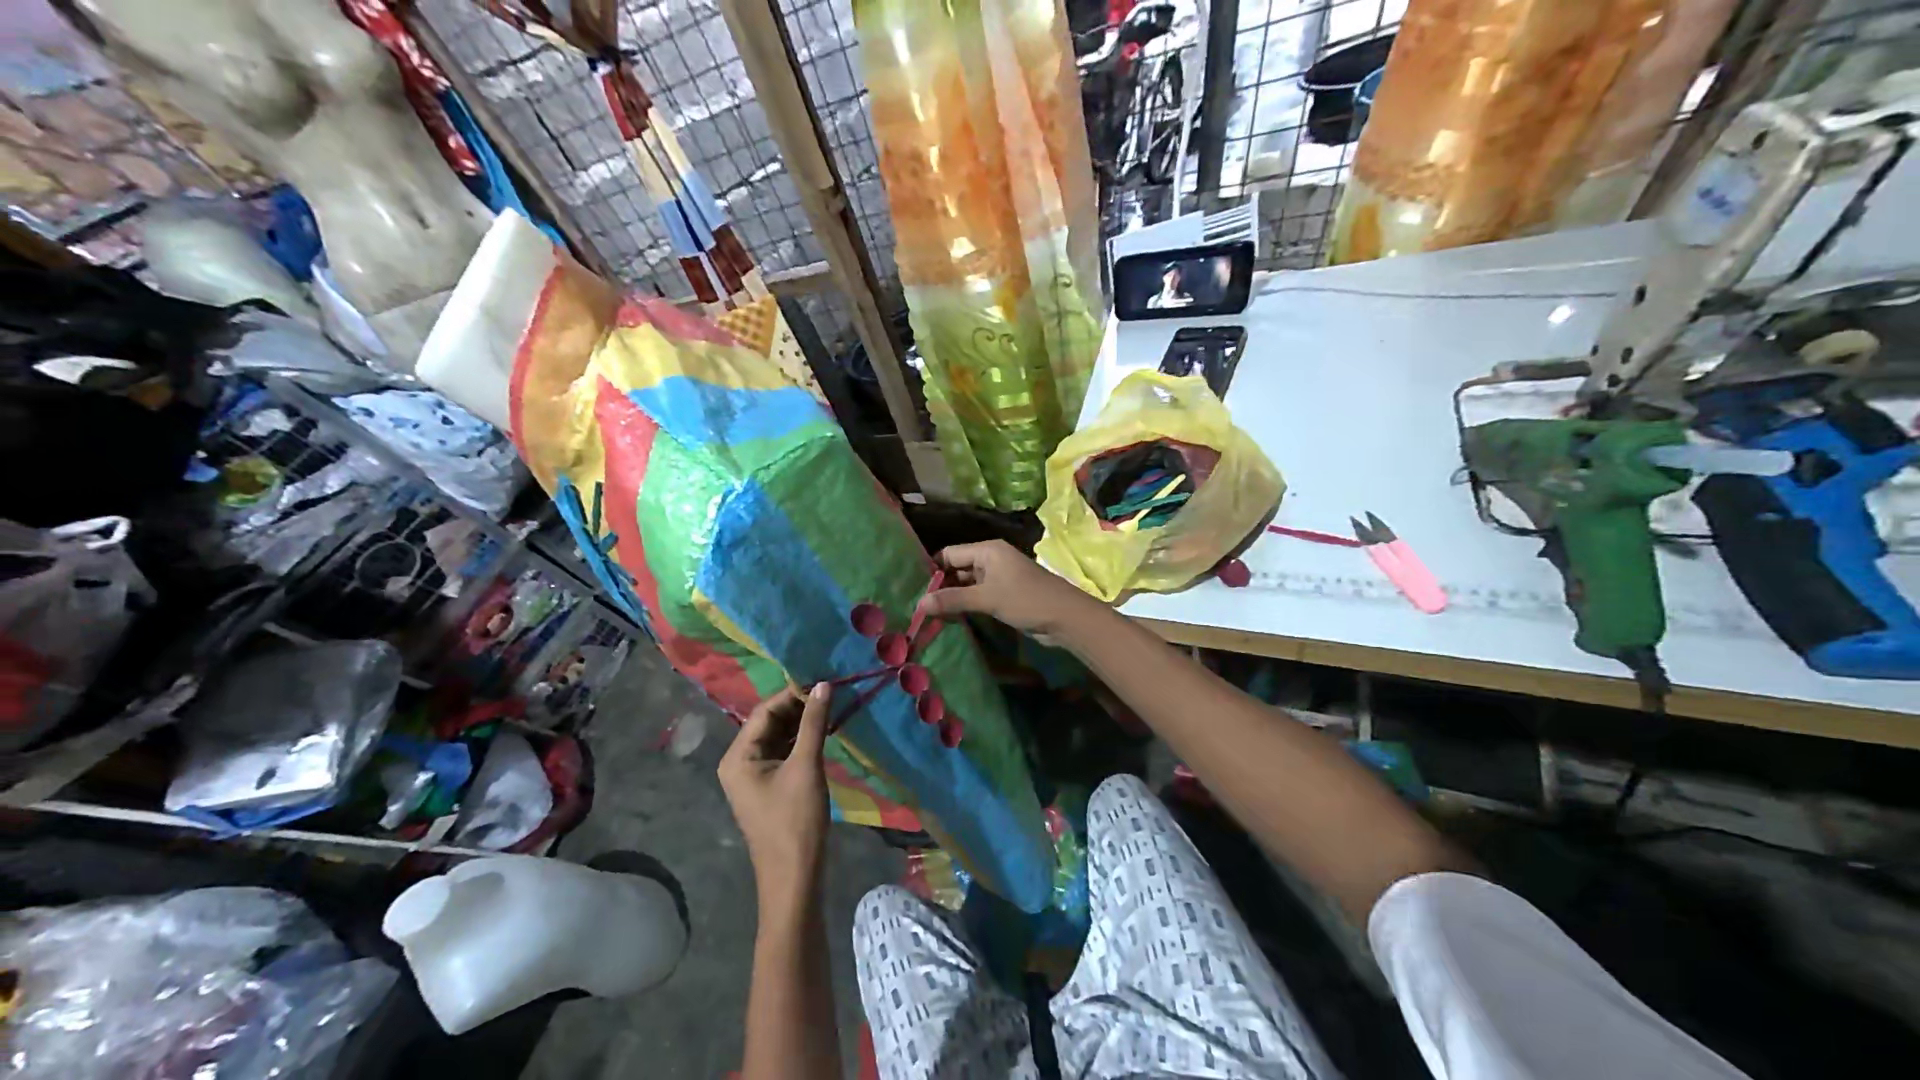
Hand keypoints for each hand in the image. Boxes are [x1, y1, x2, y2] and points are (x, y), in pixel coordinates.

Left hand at [719, 683, 831, 908]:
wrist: (794, 877)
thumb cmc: (795, 821)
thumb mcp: (806, 767)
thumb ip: (814, 723)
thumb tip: (824, 685)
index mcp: (738, 756)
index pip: (764, 711)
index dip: (793, 694)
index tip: (824, 681)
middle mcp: (740, 762)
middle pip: (770, 723)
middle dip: (799, 707)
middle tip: (832, 693)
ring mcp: (753, 776)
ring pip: (779, 737)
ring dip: (803, 724)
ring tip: (833, 708)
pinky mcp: (769, 787)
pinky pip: (784, 754)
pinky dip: (803, 742)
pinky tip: (825, 732)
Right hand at [914, 540, 1098, 640]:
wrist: (1066, 618)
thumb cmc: (1026, 600)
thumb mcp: (986, 599)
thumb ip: (952, 600)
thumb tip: (919, 604)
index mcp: (987, 550)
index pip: (949, 554)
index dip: (931, 570)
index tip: (912, 589)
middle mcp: (991, 559)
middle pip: (957, 569)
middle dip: (940, 586)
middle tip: (917, 606)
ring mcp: (999, 578)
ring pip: (967, 584)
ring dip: (952, 598)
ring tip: (928, 615)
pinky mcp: (1005, 595)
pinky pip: (978, 596)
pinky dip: (966, 605)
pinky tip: (951, 618)